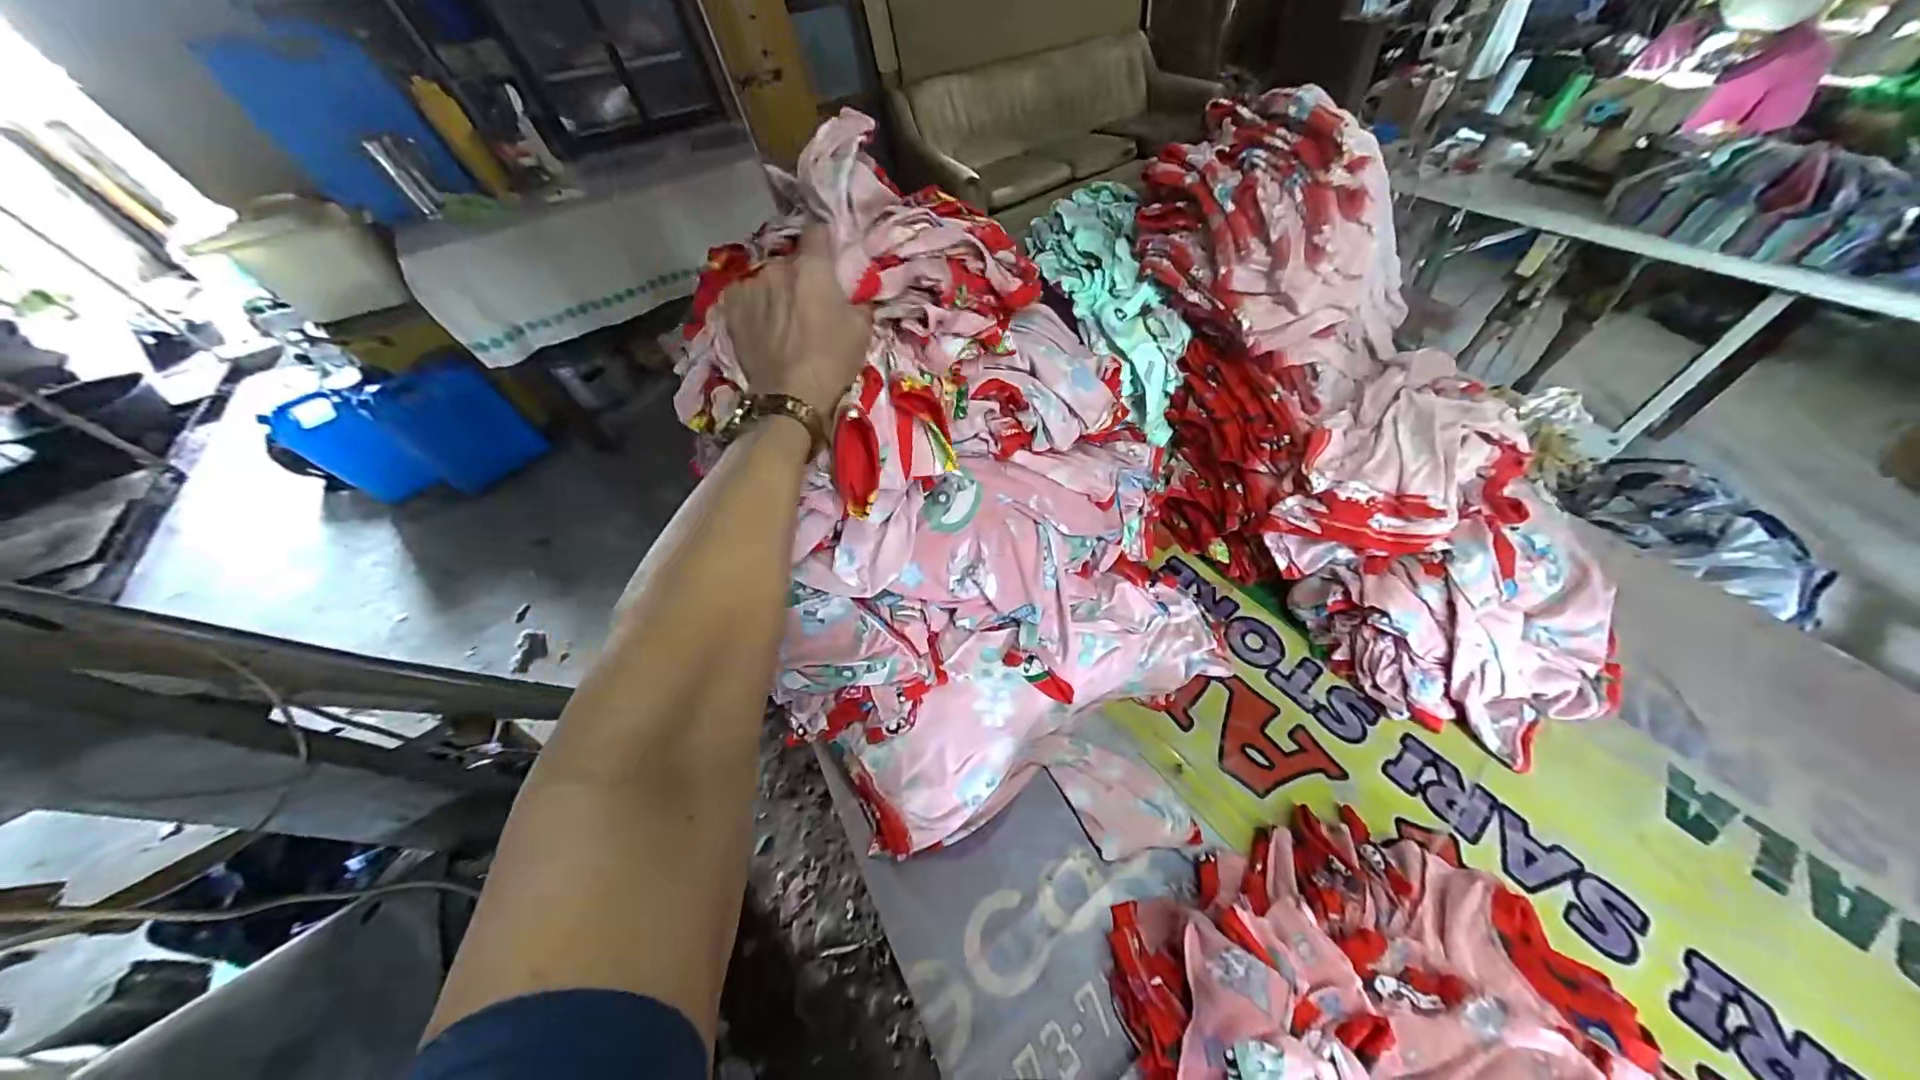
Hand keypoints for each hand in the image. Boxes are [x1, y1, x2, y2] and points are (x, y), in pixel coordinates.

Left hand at [720, 225, 872, 415]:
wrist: (791, 397)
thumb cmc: (833, 360)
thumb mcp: (862, 330)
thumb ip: (858, 303)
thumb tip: (855, 297)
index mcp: (812, 266)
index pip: (817, 231)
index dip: (823, 242)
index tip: (827, 258)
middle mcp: (777, 267)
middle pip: (790, 261)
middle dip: (798, 276)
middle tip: (806, 302)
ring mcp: (750, 286)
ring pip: (766, 279)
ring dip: (774, 292)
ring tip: (781, 319)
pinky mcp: (730, 307)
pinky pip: (745, 297)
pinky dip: (753, 306)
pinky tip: (760, 325)